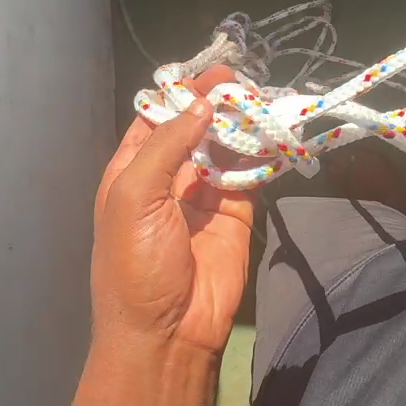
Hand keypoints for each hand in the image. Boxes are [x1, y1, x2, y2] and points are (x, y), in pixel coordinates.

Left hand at [88, 83, 254, 359]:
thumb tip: (202, 105)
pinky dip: (261, 150)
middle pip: (195, 124)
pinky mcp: (235, 209)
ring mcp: (204, 191)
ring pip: (225, 143)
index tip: (209, 71)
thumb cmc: (135, 261)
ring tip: (260, 97)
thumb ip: (167, 144)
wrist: (167, 335)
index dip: (181, 91)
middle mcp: (170, 173)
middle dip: (215, 101)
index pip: (157, 116)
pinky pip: (249, 171)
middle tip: (240, 80)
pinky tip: (271, 130)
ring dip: (240, 120)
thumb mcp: (135, 195)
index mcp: (134, 168)